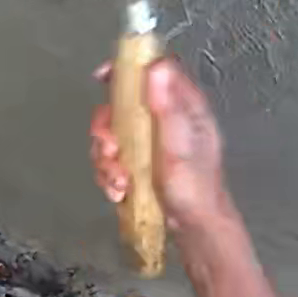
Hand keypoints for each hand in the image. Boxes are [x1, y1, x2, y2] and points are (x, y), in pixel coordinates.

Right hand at [89, 56, 236, 234]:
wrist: (195, 229)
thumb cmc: (195, 187)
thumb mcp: (180, 145)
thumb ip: (168, 107)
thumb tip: (155, 66)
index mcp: (181, 105)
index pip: (152, 69)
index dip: (126, 68)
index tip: (101, 77)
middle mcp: (163, 117)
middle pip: (121, 103)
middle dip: (107, 128)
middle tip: (110, 150)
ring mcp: (149, 141)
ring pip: (111, 133)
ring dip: (106, 158)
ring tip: (119, 180)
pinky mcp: (138, 162)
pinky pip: (111, 158)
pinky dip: (109, 174)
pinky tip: (119, 190)